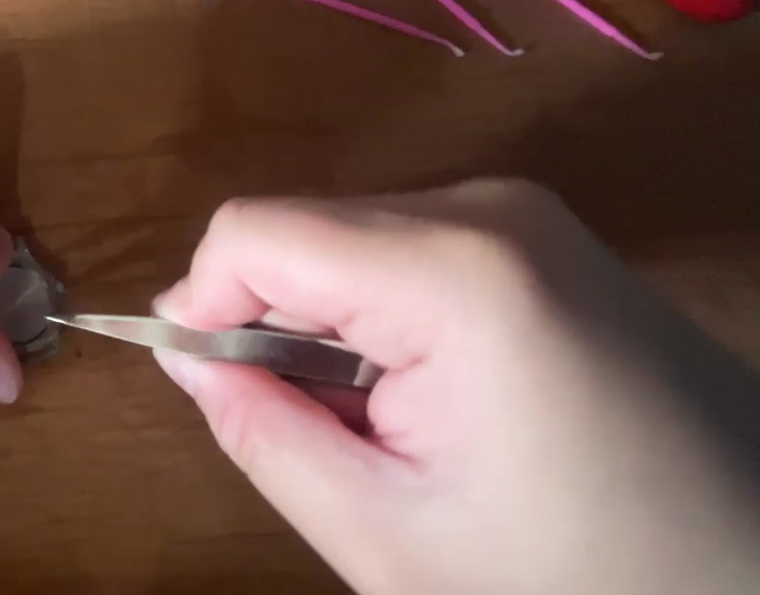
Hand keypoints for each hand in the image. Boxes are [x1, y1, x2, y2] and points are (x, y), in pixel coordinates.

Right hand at [154, 180, 759, 594]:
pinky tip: (427, 389)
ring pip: (333, 240)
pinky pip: (390, 249)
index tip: (211, 381)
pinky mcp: (537, 239)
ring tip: (380, 416)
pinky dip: (368, 312)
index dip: (203, 302)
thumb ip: (255, 428)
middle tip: (310, 421)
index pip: (249, 234)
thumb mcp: (387, 536)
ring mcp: (520, 218)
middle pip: (294, 233)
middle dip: (267, 318)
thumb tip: (182, 351)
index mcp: (452, 270)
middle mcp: (485, 210)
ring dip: (317, 320)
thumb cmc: (585, 585)